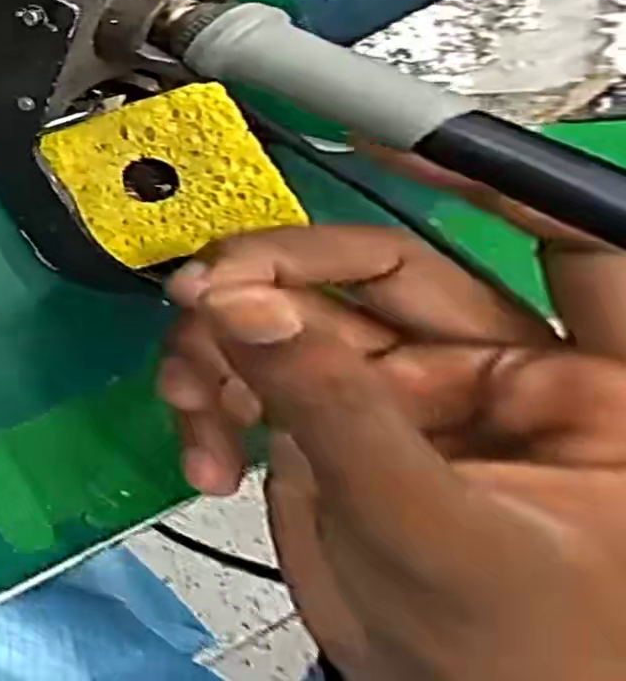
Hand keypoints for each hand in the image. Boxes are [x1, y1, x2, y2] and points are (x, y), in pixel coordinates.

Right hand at [156, 169, 625, 677]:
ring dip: (214, 347)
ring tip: (190, 402)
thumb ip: (328, 404)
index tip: (375, 145)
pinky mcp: (313, 404)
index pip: (583, 252)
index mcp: (595, 392)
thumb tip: (233, 297)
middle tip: (197, 301)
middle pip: (363, 269)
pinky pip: (240, 363)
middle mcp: (488, 367)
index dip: (492, 184)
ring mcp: (389, 384)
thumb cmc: (514, 654)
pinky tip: (200, 444)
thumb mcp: (424, 525)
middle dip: (264, 280)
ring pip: (278, 312)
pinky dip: (204, 394)